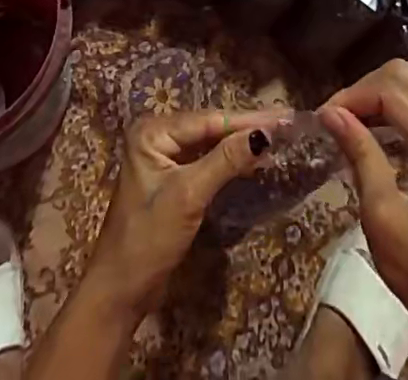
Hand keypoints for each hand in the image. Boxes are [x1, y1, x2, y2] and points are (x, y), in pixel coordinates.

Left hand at [84, 108, 287, 316]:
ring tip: (280, 134)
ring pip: (212, 142)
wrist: (120, 291)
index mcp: (152, 132)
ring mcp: (164, 157)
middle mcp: (157, 136)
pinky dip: (232, 159)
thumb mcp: (188, 195)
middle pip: (211, 127)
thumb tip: (263, 135)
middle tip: (288, 122)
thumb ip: (225, 160)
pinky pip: (208, 159)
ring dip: (242, 142)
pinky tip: (255, 157)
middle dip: (248, 127)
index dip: (248, 119)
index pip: (209, 120)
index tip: (285, 116)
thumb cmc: (148, 240)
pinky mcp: (173, 178)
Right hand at [320, 62, 407, 379]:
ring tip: (359, 123)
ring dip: (390, 95)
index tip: (322, 118)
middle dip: (368, 89)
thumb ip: (362, 158)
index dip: (352, 95)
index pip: (393, 90)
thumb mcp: (386, 223)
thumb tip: (332, 114)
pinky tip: (392, 135)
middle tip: (338, 119)